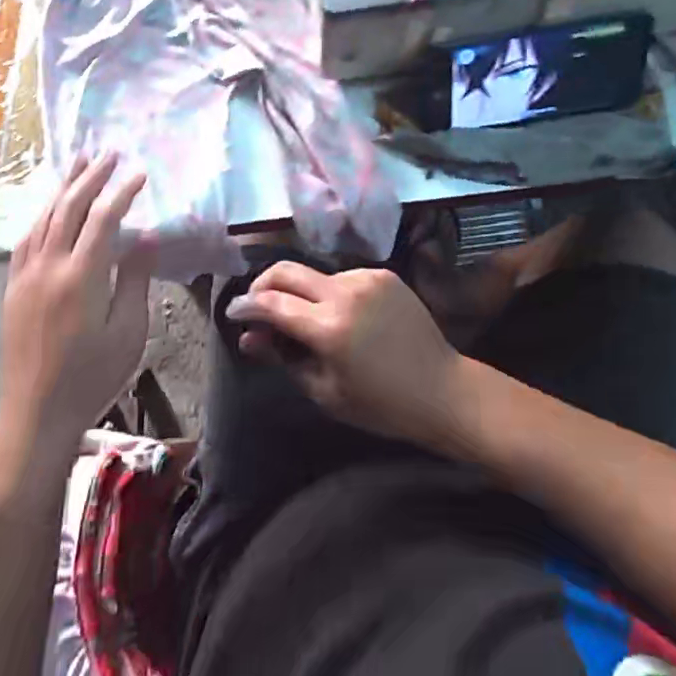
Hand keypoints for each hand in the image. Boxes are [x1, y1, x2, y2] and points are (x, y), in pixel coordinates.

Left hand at [0, 153, 154, 439]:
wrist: (36, 411)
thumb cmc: (93, 375)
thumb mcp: (128, 331)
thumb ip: (135, 279)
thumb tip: (144, 237)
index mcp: (80, 277)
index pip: (102, 219)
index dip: (121, 193)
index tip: (139, 174)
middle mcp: (48, 267)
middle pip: (68, 208)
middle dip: (90, 178)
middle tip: (108, 154)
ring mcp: (25, 276)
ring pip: (43, 219)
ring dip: (63, 189)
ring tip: (79, 166)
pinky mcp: (13, 289)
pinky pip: (27, 239)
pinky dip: (42, 215)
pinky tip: (51, 209)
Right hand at [227, 263, 464, 446]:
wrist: (442, 389)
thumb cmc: (380, 404)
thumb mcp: (324, 390)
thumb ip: (283, 358)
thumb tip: (248, 338)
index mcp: (329, 327)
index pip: (271, 303)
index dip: (245, 306)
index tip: (232, 313)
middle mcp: (346, 292)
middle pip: (286, 270)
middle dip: (262, 284)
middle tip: (255, 305)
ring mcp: (368, 278)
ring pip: (316, 275)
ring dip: (301, 293)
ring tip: (306, 321)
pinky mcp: (385, 274)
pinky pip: (344, 277)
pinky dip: (331, 292)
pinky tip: (341, 316)